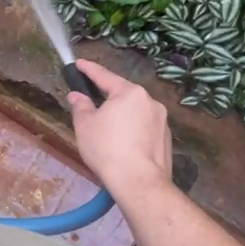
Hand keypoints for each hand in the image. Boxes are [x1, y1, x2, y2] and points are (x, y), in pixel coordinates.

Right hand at [66, 59, 173, 201]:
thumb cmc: (106, 147)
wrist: (139, 181)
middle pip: (123, 93)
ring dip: (121, 113)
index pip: (104, 76)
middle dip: (106, 94)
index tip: (78, 63)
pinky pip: (144, 125)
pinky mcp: (166, 138)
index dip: (88, 69)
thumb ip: (81, 105)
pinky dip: (132, 128)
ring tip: (106, 126)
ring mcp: (162, 120)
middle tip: (90, 99)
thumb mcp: (84, 124)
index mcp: (129, 93)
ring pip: (135, 110)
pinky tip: (122, 142)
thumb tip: (78, 96)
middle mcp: (150, 101)